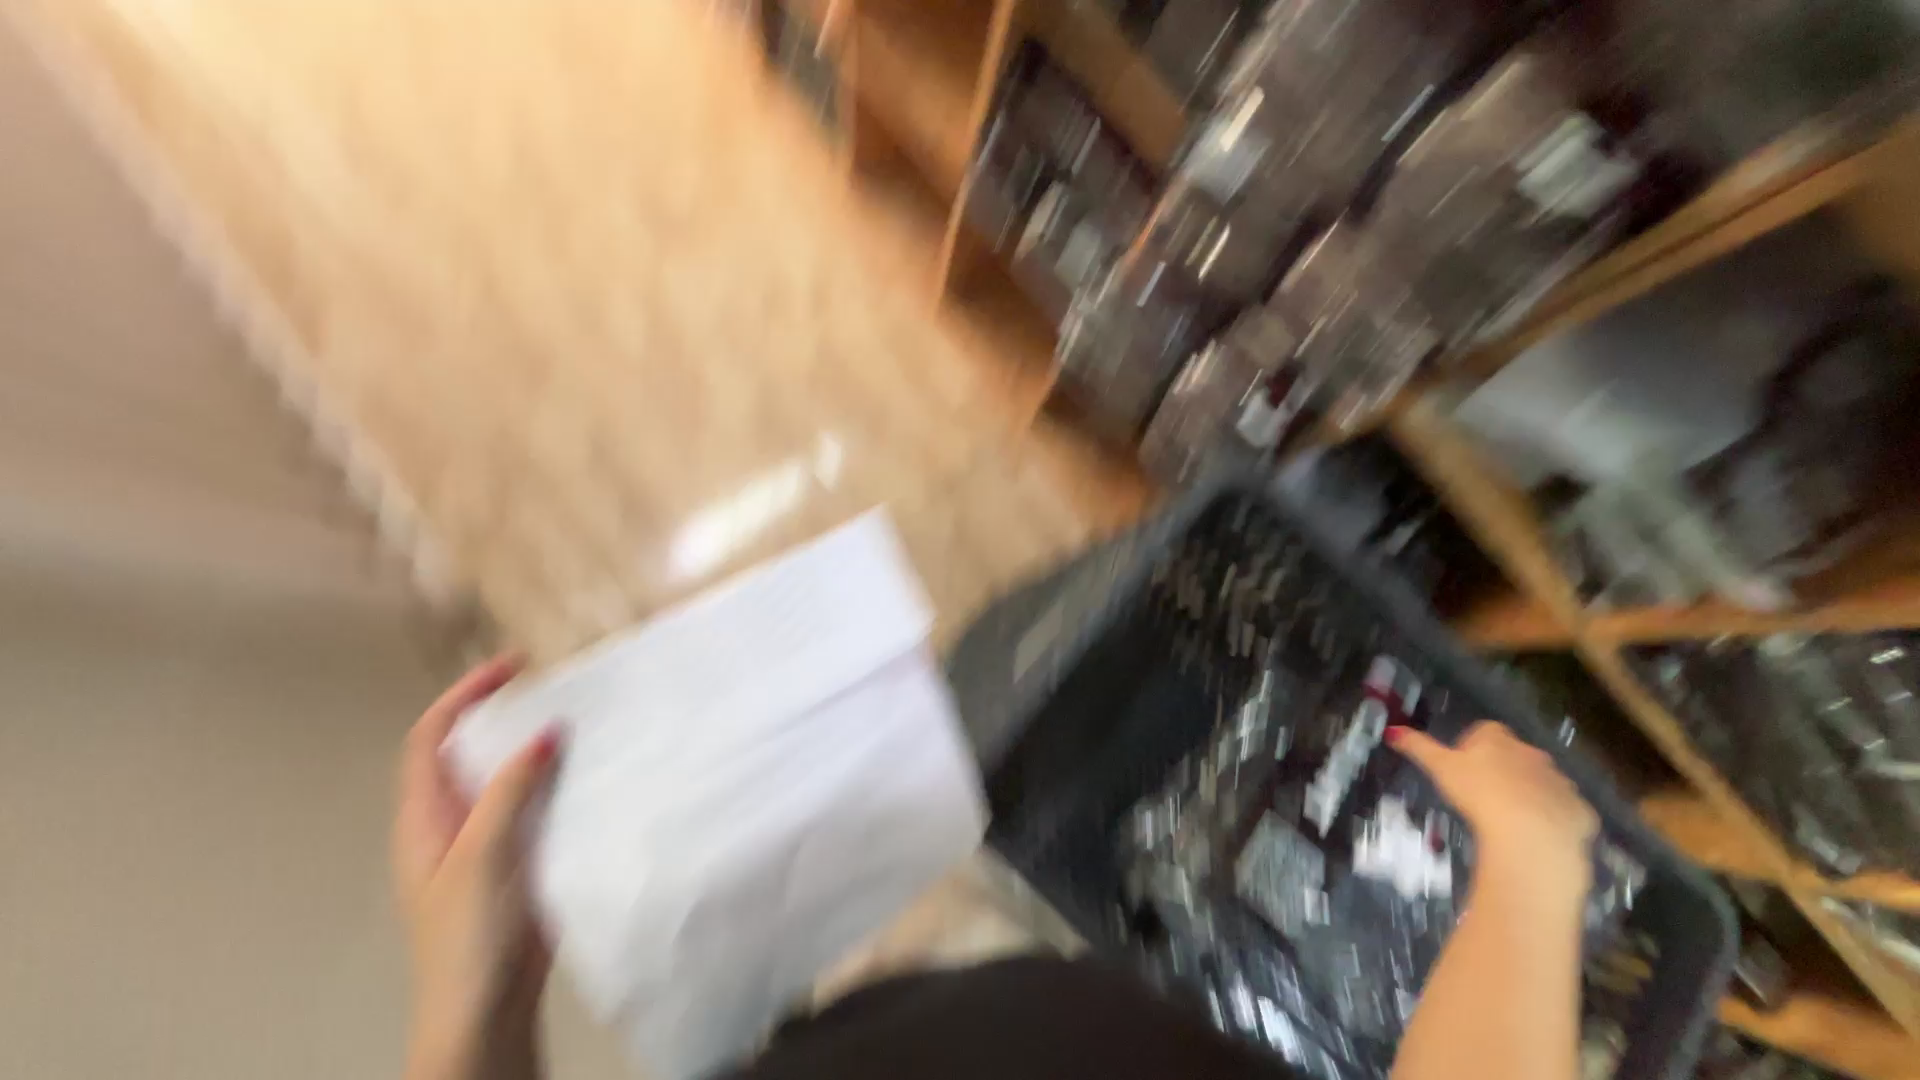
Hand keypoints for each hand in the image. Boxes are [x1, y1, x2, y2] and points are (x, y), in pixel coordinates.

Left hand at [394, 655, 560, 1079]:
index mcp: (425, 816)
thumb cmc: (467, 931)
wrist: (486, 1006)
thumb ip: (510, 791)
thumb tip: (545, 732)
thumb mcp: (482, 854)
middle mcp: (453, 820)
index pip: (432, 738)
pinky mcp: (522, 857)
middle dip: (506, 714)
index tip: (512, 666)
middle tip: (556, 688)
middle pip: (472, 751)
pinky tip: (594, 772)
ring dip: (539, 747)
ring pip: (510, 777)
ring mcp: (489, 839)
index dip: (463, 696)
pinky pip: (539, 805)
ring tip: (583, 721)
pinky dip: (561, 781)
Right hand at [1388, 721, 1596, 894]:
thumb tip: (1392, 731)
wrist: (1532, 833)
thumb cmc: (1479, 793)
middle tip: (1484, 793)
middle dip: (1503, 768)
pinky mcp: (1580, 810)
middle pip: (1516, 754)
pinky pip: (1565, 809)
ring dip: (1529, 792)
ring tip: (1509, 816)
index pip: (1485, 731)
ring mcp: (1560, 782)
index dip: (1473, 746)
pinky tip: (1537, 834)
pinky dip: (1554, 818)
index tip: (1463, 767)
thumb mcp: (1440, 768)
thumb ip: (1417, 747)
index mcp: (1499, 740)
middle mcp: (1533, 754)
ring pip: (1543, 782)